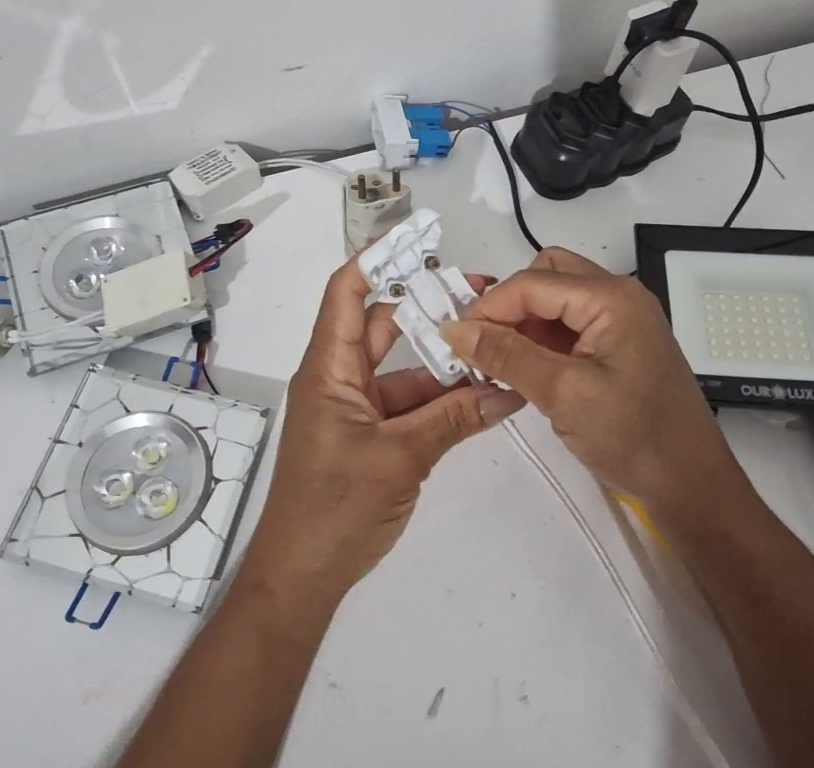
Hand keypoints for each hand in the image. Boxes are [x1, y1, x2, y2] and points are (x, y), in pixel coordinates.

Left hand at [239, 258, 526, 599]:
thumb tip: (510, 391)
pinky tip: (484, 399)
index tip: (418, 237)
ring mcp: (356, 410)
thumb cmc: (334, 509)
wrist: (303, 577)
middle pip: (384, 326)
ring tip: (496, 351)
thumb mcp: (400, 459)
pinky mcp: (371, 438)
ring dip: (444, 364)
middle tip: (482, 300)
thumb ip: (455, 420)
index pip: (346, 293)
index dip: (377, 258)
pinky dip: (441, 401)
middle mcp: (340, 379)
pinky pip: (408, 405)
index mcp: (329, 369)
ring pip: (403, 370)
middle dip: (429, 311)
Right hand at [440, 248, 745, 515]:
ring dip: (524, 322)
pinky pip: (571, 324)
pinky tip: (526, 370)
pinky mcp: (620, 343)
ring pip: (556, 298)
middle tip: (483, 345)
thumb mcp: (563, 395)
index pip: (532, 282)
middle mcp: (619, 296)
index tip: (456, 339)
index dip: (489, 306)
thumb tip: (456, 329)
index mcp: (612, 298)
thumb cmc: (634, 438)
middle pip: (546, 275)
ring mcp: (623, 319)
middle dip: (509, 304)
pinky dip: (543, 339)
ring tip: (500, 362)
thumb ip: (507, 356)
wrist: (691, 484)